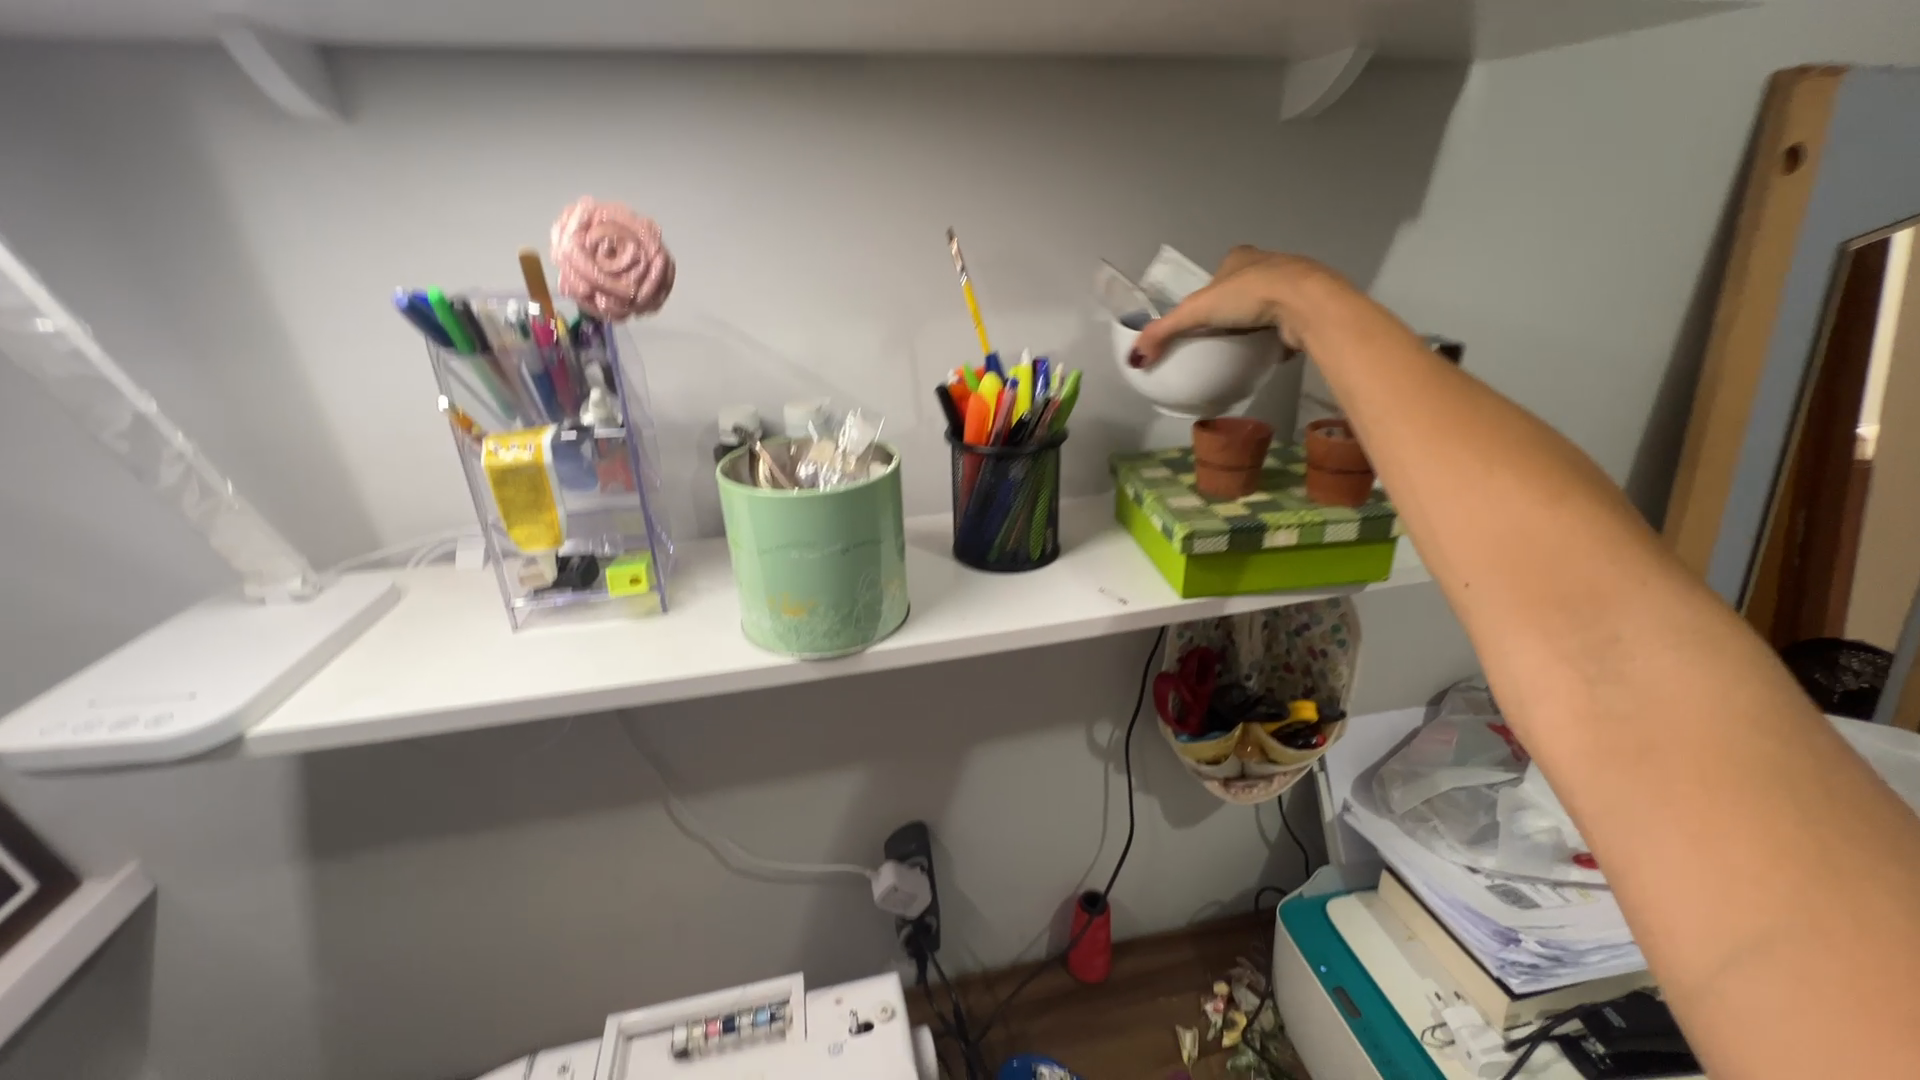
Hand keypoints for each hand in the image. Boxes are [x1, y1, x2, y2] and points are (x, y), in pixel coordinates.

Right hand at [1128, 247, 1345, 366]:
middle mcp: (1268, 263)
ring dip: (1257, 321)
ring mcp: (1293, 284)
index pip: (1220, 271)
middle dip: (1234, 306)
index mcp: (1240, 257)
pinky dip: (1277, 336)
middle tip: (1220, 334)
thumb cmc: (1248, 297)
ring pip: (1267, 303)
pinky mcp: (1309, 307)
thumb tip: (1135, 358)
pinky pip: (1286, 323)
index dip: (1210, 290)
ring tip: (1242, 345)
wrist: (1305, 303)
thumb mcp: (1195, 312)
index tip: (1204, 315)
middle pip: (1244, 286)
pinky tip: (1268, 351)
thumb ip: (1164, 332)